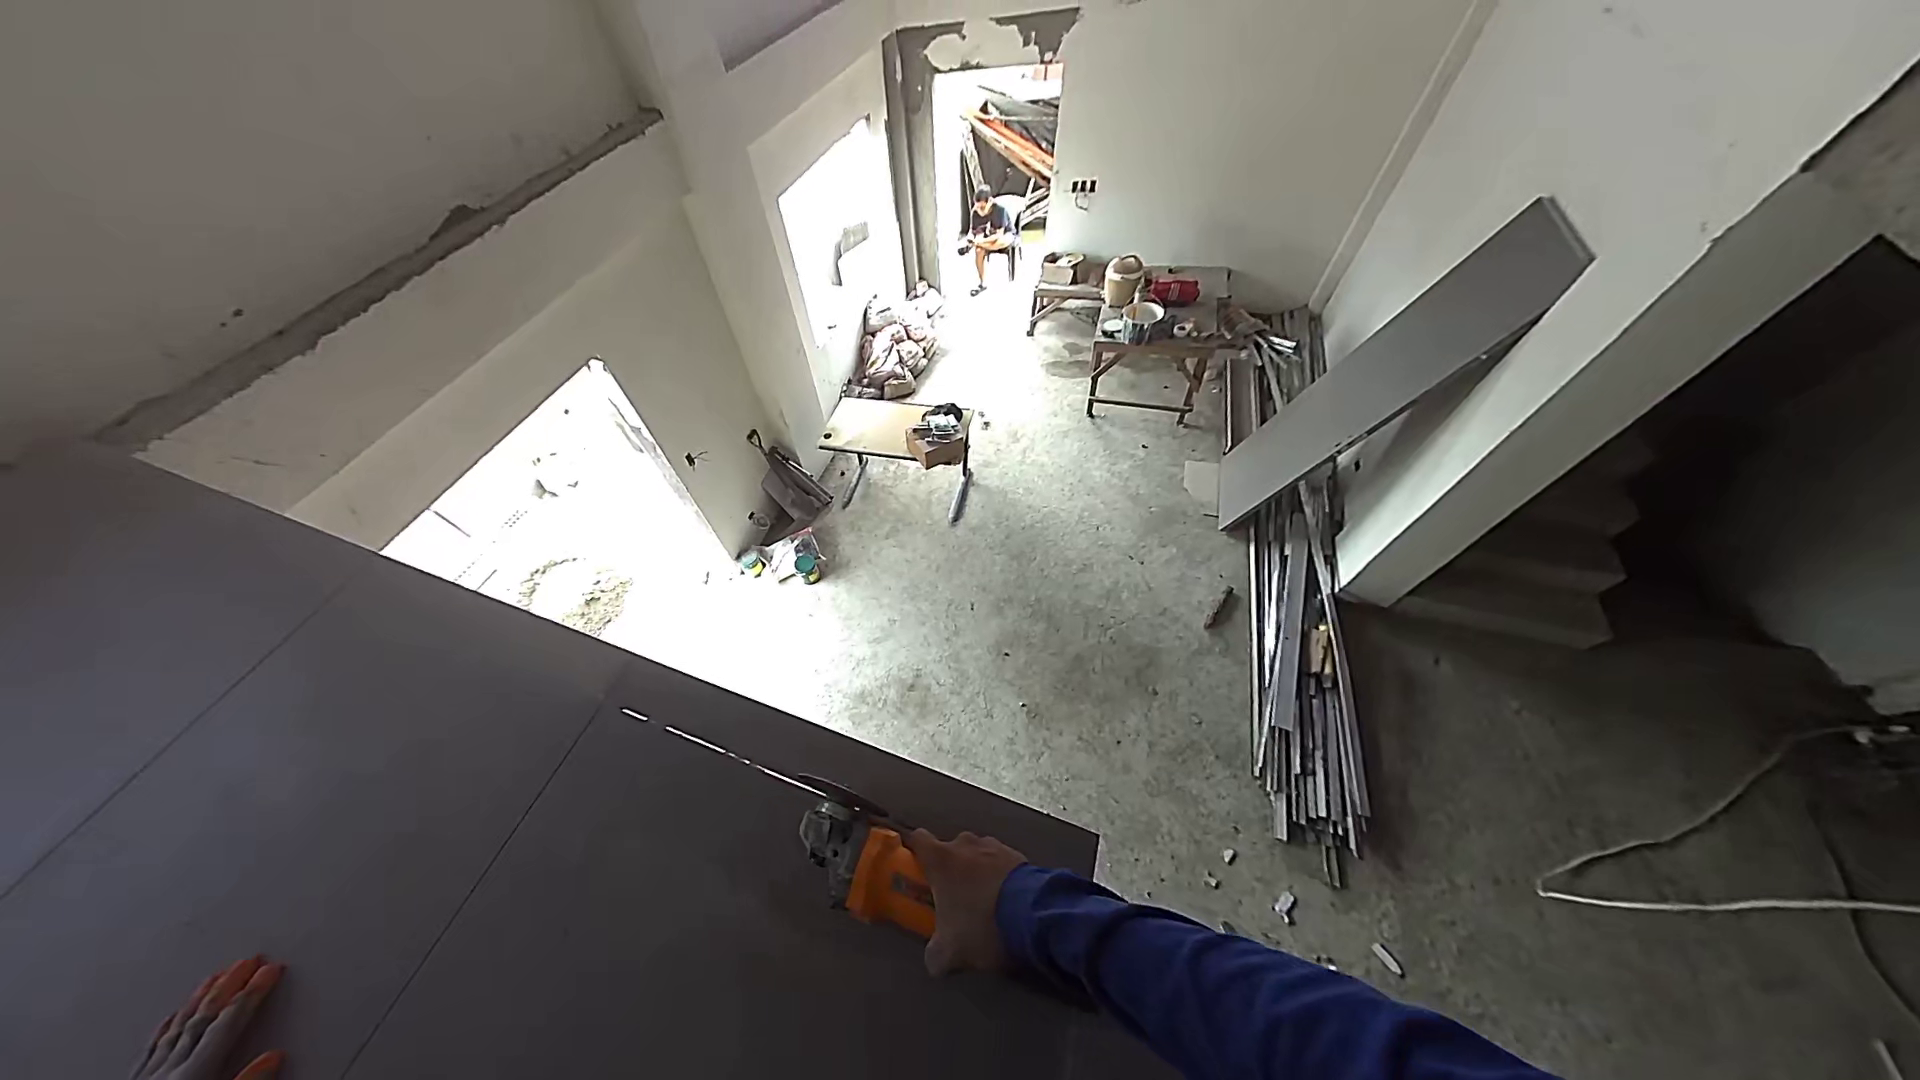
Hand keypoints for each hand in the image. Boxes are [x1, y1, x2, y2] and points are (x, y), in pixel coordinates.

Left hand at [130, 955, 285, 1079]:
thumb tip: (273, 1057)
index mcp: (194, 1074)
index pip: (230, 1022)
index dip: (253, 992)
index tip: (272, 969)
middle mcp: (168, 1071)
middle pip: (202, 1018)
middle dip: (228, 986)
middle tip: (248, 960)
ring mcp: (145, 1079)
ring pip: (175, 1029)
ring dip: (198, 999)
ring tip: (214, 976)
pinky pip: (148, 1051)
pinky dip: (163, 1029)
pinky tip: (170, 1017)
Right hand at [902, 829, 1027, 975]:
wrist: (1032, 915)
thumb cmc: (980, 924)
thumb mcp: (951, 951)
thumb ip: (935, 954)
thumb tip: (934, 960)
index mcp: (941, 859)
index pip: (918, 838)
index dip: (914, 850)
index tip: (915, 867)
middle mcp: (964, 844)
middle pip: (950, 849)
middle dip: (950, 868)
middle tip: (954, 896)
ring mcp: (993, 845)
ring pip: (976, 853)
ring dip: (976, 870)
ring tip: (983, 899)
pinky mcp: (1017, 853)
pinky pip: (999, 860)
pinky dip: (998, 873)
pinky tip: (1005, 898)